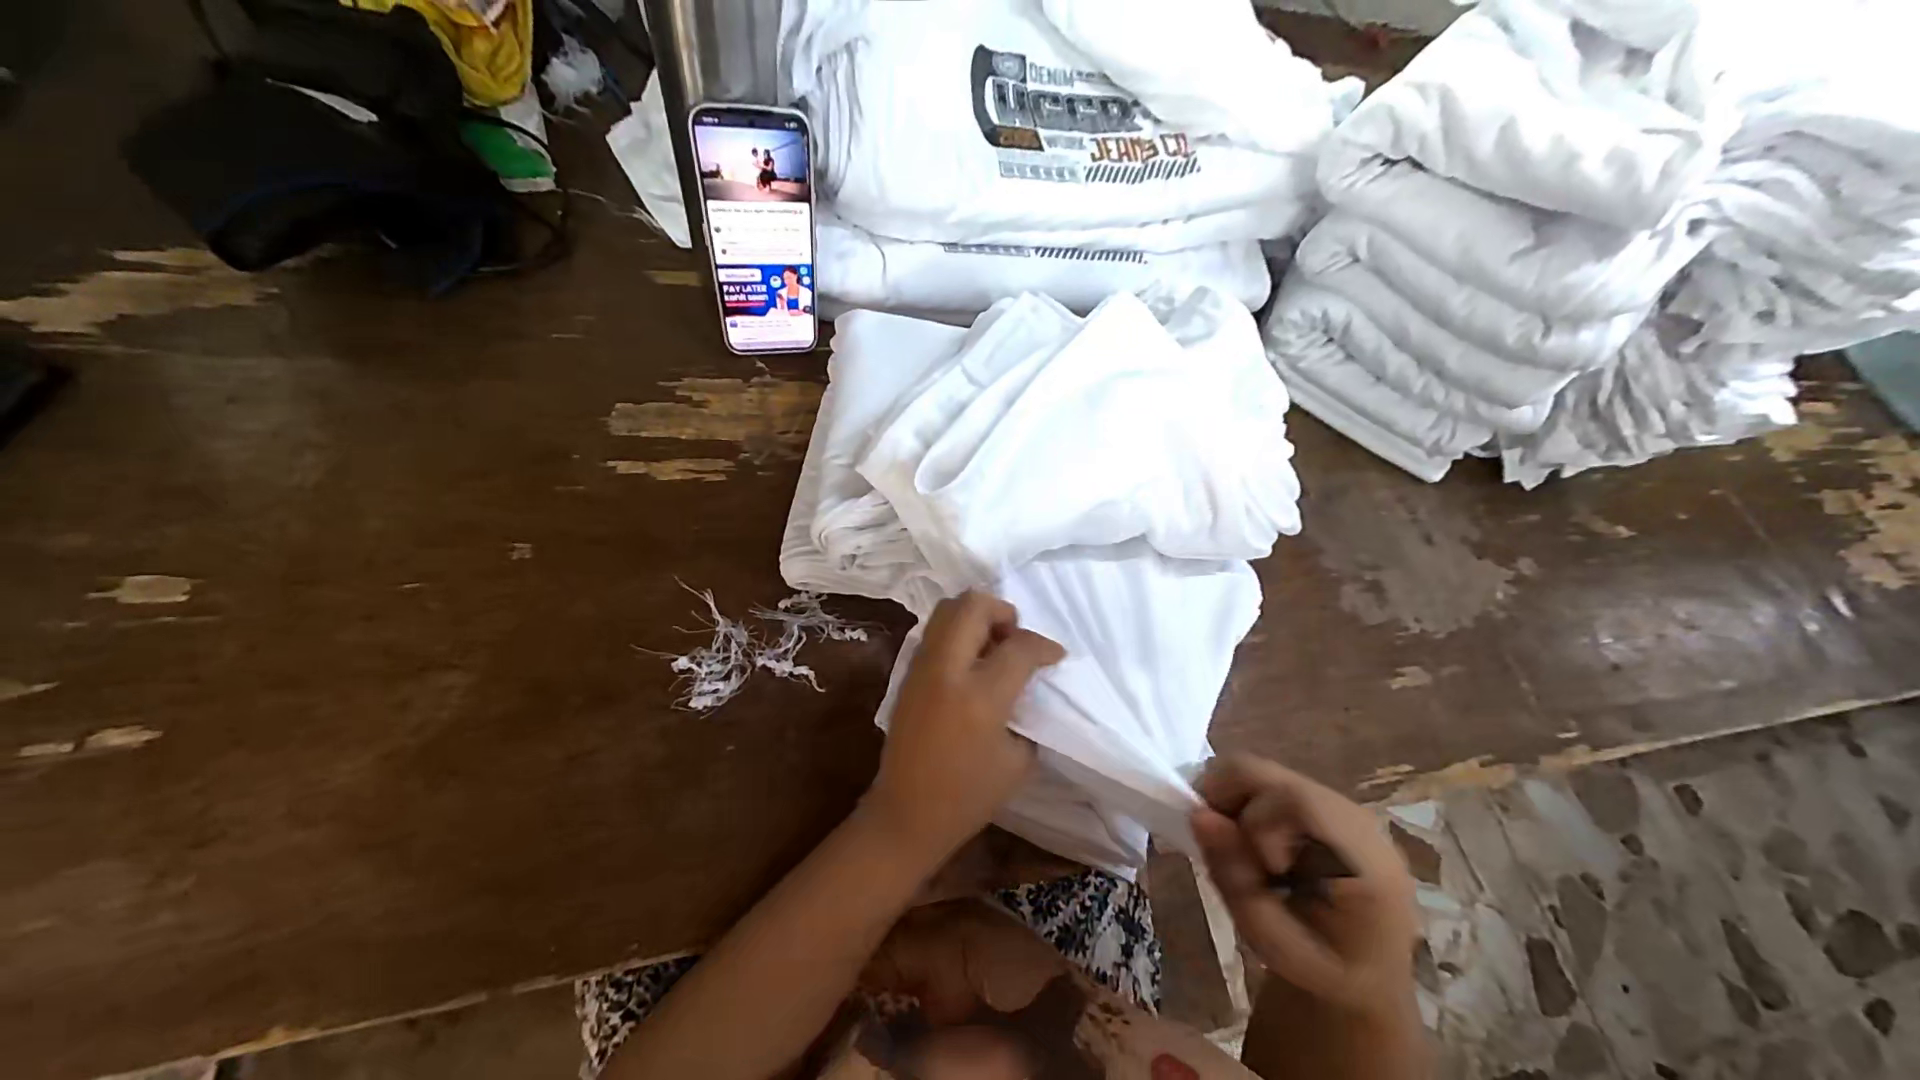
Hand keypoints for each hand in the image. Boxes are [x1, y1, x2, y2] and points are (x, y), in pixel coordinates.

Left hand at [864, 592, 1063, 856]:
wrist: (907, 812)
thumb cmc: (969, 795)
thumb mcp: (1018, 759)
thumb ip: (1025, 708)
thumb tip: (1025, 682)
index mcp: (980, 696)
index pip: (1019, 646)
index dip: (1044, 646)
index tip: (1054, 656)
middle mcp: (947, 670)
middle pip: (972, 605)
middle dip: (1002, 612)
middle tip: (1015, 638)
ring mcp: (921, 668)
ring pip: (946, 610)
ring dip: (976, 617)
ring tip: (993, 647)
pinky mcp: (906, 674)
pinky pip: (934, 632)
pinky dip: (957, 632)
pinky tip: (971, 664)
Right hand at [1190, 755, 1418, 1013]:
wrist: (1363, 974)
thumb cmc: (1320, 969)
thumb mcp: (1271, 942)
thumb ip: (1233, 878)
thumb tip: (1198, 813)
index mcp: (1364, 863)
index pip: (1298, 802)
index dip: (1255, 819)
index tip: (1249, 862)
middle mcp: (1360, 822)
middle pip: (1275, 776)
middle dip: (1230, 799)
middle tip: (1218, 842)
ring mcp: (1345, 806)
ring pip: (1267, 772)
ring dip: (1236, 801)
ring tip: (1238, 848)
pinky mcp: (1327, 802)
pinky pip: (1273, 781)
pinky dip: (1247, 802)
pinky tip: (1253, 841)